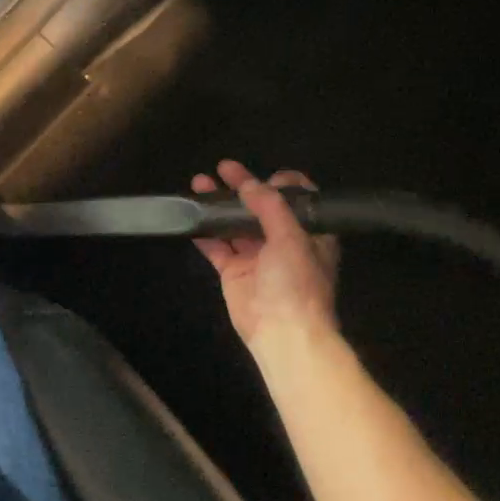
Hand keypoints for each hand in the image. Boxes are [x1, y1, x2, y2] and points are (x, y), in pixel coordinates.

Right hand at [191, 161, 341, 351]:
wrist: (282, 332)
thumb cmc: (297, 282)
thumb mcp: (291, 237)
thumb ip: (269, 206)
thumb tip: (250, 182)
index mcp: (310, 234)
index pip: (300, 200)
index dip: (285, 184)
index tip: (268, 175)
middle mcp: (284, 242)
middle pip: (262, 207)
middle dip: (243, 187)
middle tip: (223, 168)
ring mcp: (257, 257)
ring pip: (235, 224)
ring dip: (219, 205)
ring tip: (200, 183)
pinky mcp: (234, 271)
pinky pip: (217, 246)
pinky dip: (204, 232)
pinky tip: (190, 216)